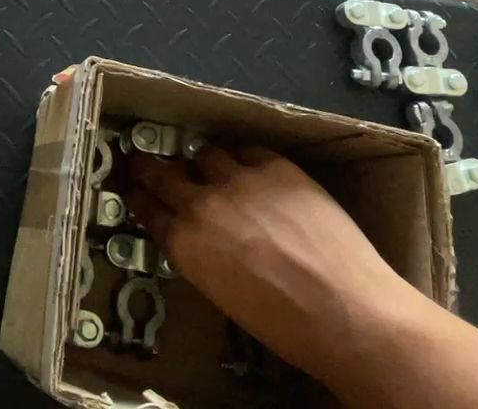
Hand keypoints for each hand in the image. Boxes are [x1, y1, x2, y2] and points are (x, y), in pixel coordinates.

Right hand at [125, 146, 426, 384]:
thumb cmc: (285, 325)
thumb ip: (202, 256)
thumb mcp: (223, 294)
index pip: (147, 211)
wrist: (345, 310)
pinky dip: (245, 159)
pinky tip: (251, 167)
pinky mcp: (274, 166)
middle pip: (161, 174)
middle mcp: (202, 205)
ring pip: (205, 154)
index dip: (137, 198)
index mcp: (184, 245)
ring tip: (210, 165)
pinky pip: (248, 151)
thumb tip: (201, 238)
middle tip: (141, 159)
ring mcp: (238, 180)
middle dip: (148, 167)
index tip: (132, 191)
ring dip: (204, 162)